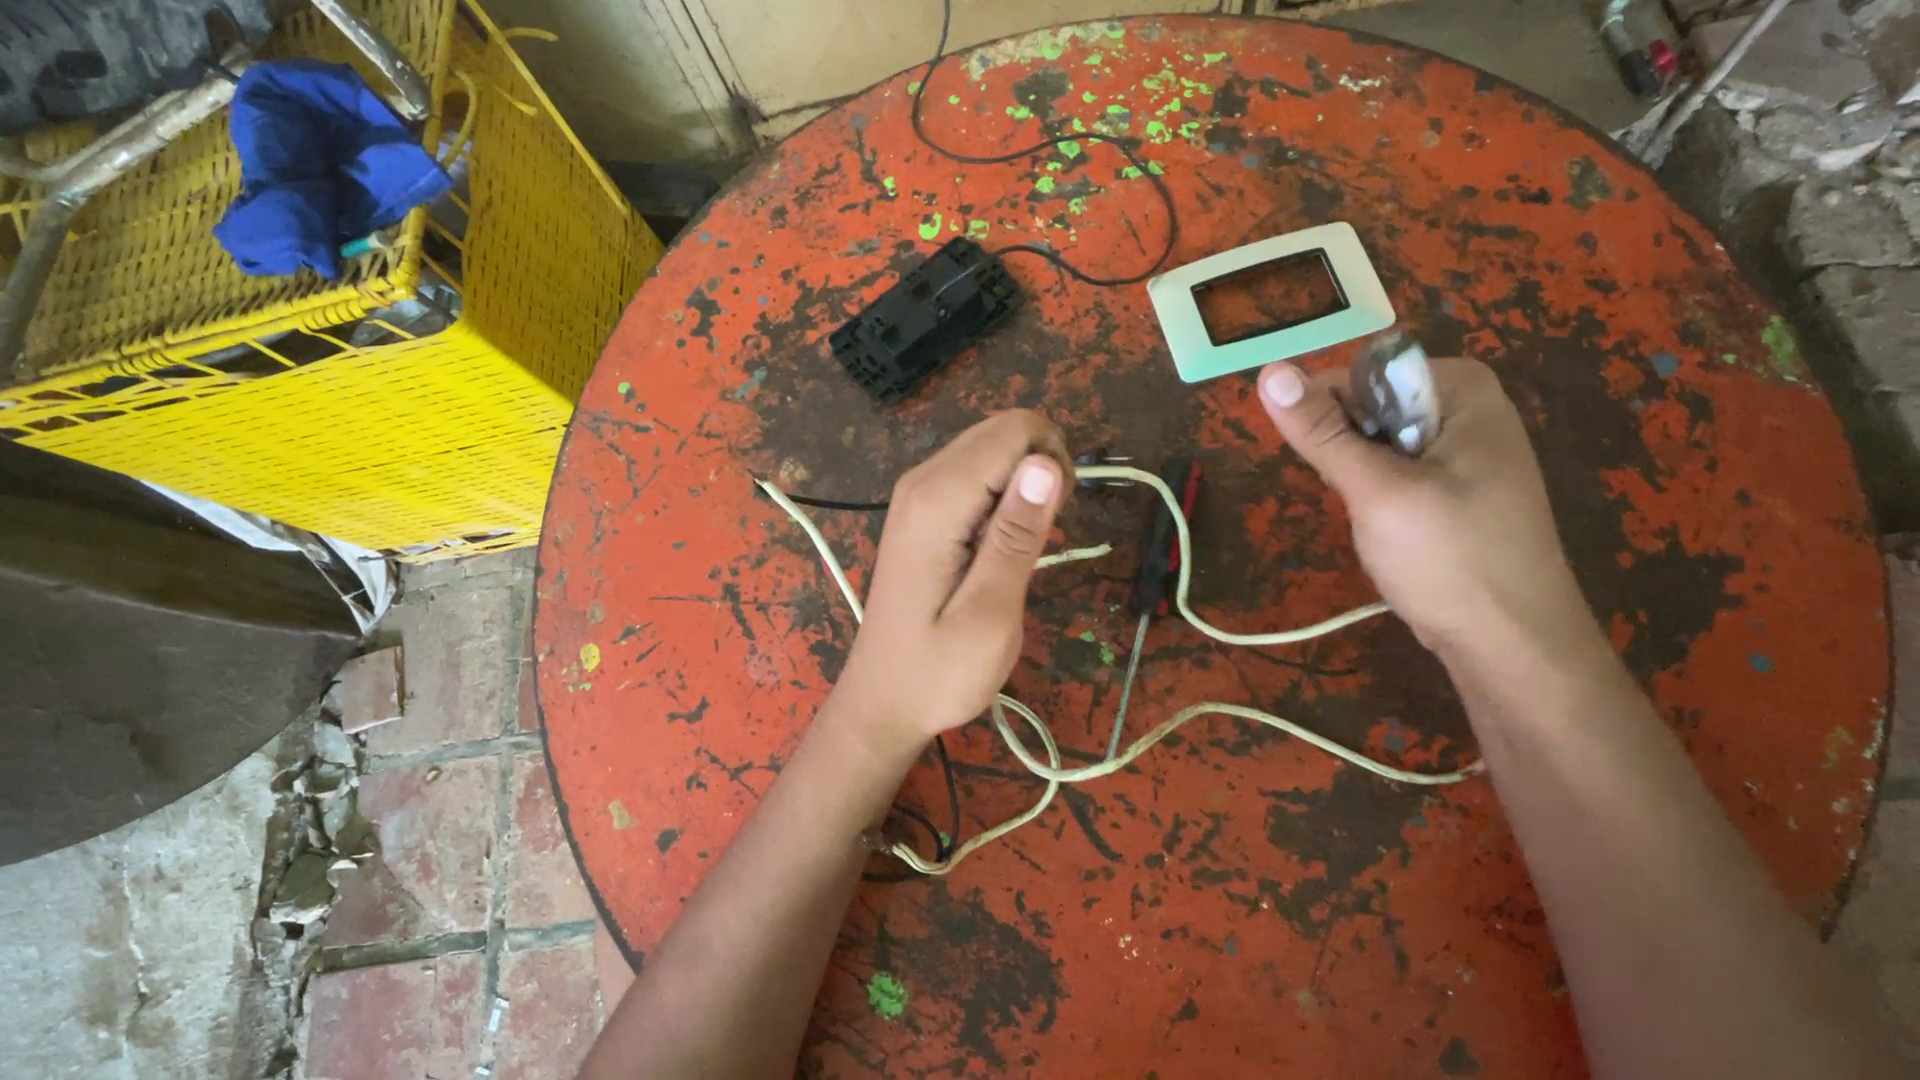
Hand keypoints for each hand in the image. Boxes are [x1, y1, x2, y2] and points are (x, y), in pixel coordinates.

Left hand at [829, 411, 1071, 751]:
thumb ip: (1017, 537)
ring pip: (991, 448)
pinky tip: (998, 549)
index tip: (1058, 522)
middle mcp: (922, 481)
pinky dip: (1002, 498)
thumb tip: (1046, 464)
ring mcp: (917, 493)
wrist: (883, 701)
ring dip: (1024, 485)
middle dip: (1042, 468)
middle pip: (1003, 429)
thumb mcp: (990, 614)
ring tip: (1022, 549)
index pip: (1014, 431)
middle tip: (1044, 536)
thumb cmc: (939, 673)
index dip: (1054, 464)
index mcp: (938, 501)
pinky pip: (975, 475)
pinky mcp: (921, 511)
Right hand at [1255, 357, 1599, 659]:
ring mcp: (1466, 451)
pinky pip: (1396, 470)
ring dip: (1358, 477)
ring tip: (1375, 519)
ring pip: (1377, 441)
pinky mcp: (1458, 489)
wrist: (1513, 645)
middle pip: (1371, 404)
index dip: (1329, 411)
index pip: (1364, 371)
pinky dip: (1377, 495)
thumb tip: (1269, 374)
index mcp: (1462, 389)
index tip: (1325, 464)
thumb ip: (1322, 433)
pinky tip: (1386, 530)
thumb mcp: (1377, 491)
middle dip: (1346, 449)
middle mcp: (1467, 408)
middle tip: (1357, 498)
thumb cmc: (1449, 559)